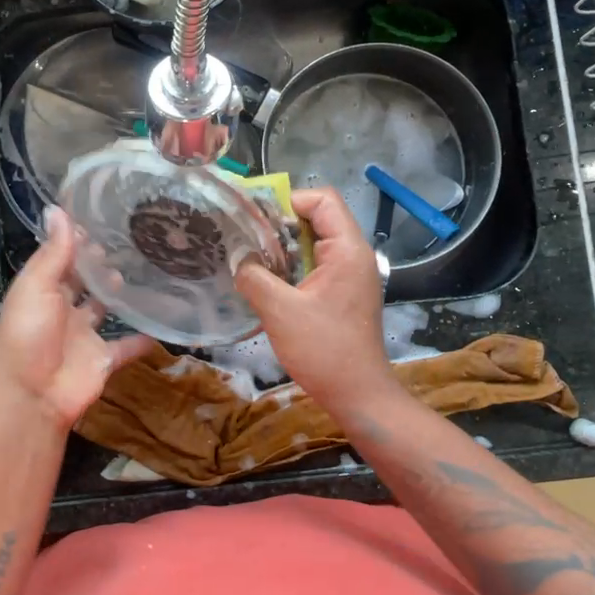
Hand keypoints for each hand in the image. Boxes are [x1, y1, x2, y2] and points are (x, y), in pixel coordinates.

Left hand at [0, 207, 154, 428]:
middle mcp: (62, 310)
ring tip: (148, 269)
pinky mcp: (102, 361)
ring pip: (105, 310)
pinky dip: (144, 338)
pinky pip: (126, 347)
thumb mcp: (36, 287)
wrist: (32, 397)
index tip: (105, 216)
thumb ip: (53, 252)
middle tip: (134, 240)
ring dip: (121, 295)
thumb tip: (58, 207)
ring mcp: (83, 336)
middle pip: (84, 282)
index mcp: (41, 290)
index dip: (79, 240)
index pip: (61, 258)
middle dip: (101, 264)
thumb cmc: (28, 335)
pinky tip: (165, 323)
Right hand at [235, 188, 401, 412]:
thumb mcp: (279, 311)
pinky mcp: (345, 294)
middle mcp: (354, 256)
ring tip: (256, 265)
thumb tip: (237, 258)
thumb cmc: (323, 350)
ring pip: (315, 244)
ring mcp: (352, 276)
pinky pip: (318, 266)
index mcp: (347, 250)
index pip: (322, 199)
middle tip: (249, 243)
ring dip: (285, 250)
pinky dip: (294, 269)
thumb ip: (254, 277)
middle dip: (281, 226)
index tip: (257, 222)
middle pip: (318, 218)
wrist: (358, 394)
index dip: (288, 201)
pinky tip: (271, 287)